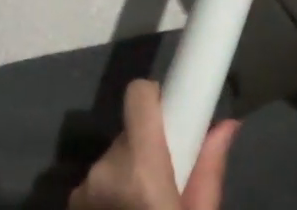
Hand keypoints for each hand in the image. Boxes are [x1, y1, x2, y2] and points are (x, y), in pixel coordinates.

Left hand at [71, 80, 240, 209]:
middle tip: (171, 185)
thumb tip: (227, 125)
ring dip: (130, 175)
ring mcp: (81, 192)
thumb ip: (209, 172)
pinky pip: (98, 184)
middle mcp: (103, 173)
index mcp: (140, 171)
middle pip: (129, 134)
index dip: (156, 98)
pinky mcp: (69, 206)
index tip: (173, 116)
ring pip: (113, 161)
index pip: (138, 96)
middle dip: (150, 149)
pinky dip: (113, 195)